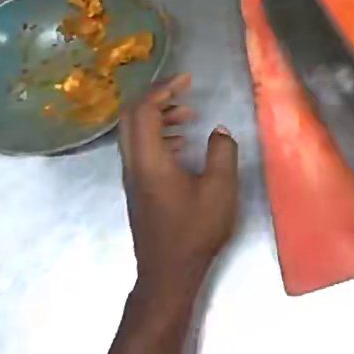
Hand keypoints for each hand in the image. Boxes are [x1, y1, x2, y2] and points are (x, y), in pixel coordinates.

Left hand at [117, 74, 238, 308]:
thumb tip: (219, 130)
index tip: (186, 80)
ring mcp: (132, 175)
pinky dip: (157, 133)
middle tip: (183, 90)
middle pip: (132, 115)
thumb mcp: (220, 190)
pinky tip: (181, 142)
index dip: (164, 88)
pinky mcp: (137, 186)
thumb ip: (222, 153)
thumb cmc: (194, 231)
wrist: (167, 273)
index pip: (145, 109)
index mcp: (149, 159)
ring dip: (157, 115)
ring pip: (134, 131)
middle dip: (156, 96)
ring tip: (188, 115)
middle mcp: (133, 162)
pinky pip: (139, 146)